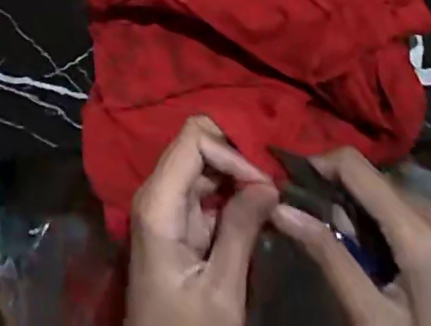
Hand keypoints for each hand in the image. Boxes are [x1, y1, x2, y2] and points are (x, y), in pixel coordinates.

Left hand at [126, 116, 279, 325]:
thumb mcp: (221, 291)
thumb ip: (241, 230)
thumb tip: (269, 182)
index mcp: (158, 204)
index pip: (193, 140)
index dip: (230, 150)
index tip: (263, 180)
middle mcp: (156, 193)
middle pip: (195, 143)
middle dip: (237, 153)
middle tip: (274, 176)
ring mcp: (166, 205)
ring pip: (203, 161)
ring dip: (238, 169)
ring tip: (272, 186)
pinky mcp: (178, 220)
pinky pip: (206, 186)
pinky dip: (233, 186)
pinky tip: (259, 200)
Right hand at [270, 148, 430, 325]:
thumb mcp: (374, 319)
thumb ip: (330, 258)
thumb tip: (282, 210)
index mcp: (421, 230)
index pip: (356, 165)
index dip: (317, 163)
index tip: (287, 178)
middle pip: (374, 180)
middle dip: (337, 191)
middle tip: (309, 221)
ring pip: (393, 193)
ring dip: (362, 207)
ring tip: (342, 241)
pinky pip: (414, 210)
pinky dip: (387, 219)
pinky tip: (376, 253)